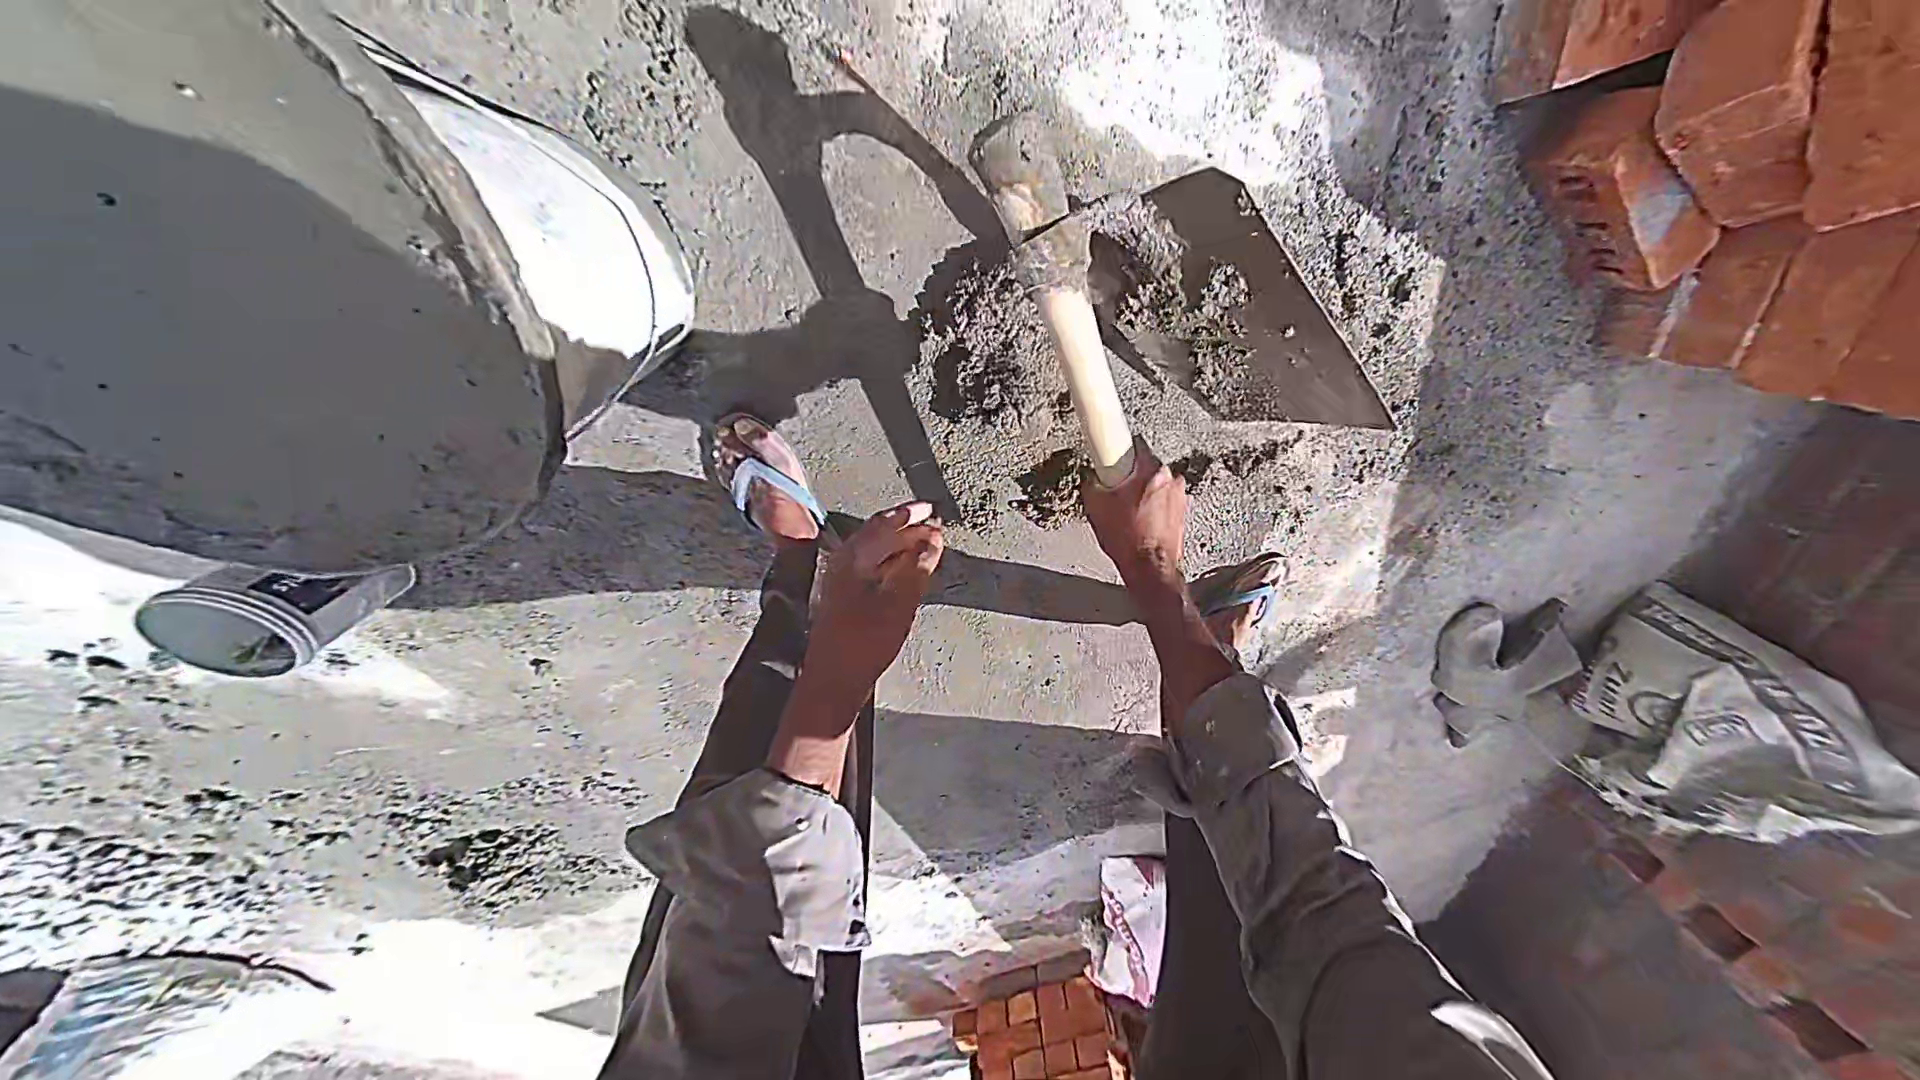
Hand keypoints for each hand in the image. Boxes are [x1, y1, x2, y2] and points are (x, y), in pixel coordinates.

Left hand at [804, 501, 945, 695]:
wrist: (835, 679)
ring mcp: (842, 582)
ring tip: (927, 547)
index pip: (884, 524)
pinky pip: (874, 570)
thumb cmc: (864, 642)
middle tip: (934, 528)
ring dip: (902, 548)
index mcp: (852, 558)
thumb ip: (918, 567)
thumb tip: (933, 541)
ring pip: (876, 554)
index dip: (910, 515)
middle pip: (878, 536)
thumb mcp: (900, 601)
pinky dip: (894, 565)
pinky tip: (909, 573)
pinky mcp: (846, 599)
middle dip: (907, 530)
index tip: (931, 510)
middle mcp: (843, 564)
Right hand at [1083, 445, 1187, 591]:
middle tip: (1116, 493)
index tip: (1112, 453)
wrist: (1150, 568)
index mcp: (1150, 471)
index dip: (1119, 448)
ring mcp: (1180, 495)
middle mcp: (1170, 478)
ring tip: (1128, 512)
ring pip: (1156, 483)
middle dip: (1131, 476)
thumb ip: (1091, 483)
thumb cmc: (1127, 539)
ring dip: (1143, 492)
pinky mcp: (1182, 512)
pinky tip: (1139, 522)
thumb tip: (1091, 477)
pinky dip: (1153, 507)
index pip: (1134, 444)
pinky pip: (1164, 500)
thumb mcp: (1096, 507)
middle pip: (1146, 465)